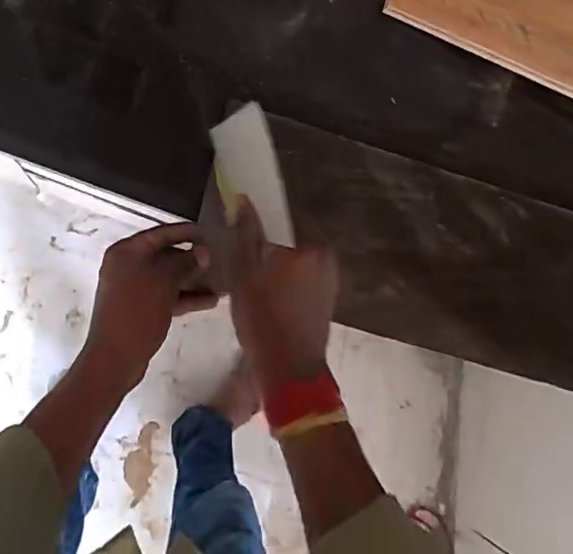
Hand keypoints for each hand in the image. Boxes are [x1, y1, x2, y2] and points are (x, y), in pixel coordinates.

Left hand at [83, 222, 217, 386]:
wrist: (115, 358)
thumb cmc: (137, 311)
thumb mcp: (164, 282)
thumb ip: (184, 263)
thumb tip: (202, 252)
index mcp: (126, 252)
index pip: (160, 234)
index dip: (184, 232)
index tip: (207, 233)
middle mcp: (127, 265)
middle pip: (164, 255)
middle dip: (191, 259)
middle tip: (217, 260)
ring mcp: (133, 288)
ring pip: (167, 277)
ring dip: (192, 280)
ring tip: (220, 282)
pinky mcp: (140, 308)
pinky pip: (166, 295)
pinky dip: (185, 296)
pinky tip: (210, 300)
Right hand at [228, 208, 338, 395]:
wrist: (289, 371)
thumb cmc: (263, 319)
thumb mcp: (245, 271)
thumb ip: (247, 231)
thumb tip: (245, 201)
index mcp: (310, 243)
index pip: (284, 208)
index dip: (261, 207)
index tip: (242, 211)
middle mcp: (326, 253)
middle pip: (293, 228)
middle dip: (270, 228)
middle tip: (243, 235)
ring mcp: (331, 274)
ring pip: (299, 247)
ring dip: (279, 247)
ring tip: (252, 257)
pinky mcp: (328, 292)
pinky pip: (306, 265)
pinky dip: (289, 264)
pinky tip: (267, 277)